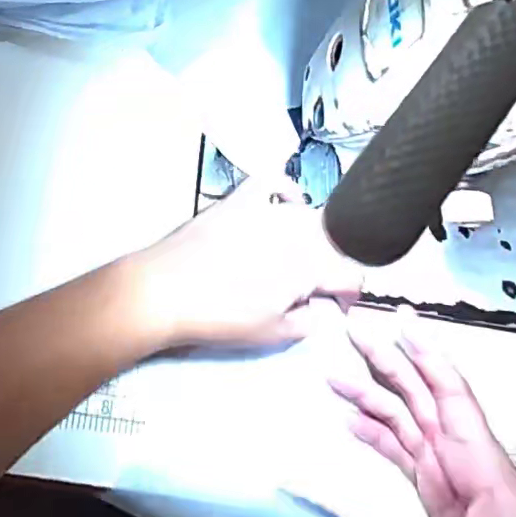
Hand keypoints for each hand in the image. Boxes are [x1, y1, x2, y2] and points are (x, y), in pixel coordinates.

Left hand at [123, 178, 361, 349]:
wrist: (164, 289)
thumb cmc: (218, 317)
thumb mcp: (272, 334)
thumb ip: (308, 321)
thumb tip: (318, 306)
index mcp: (309, 269)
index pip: (351, 276)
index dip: (348, 294)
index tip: (336, 305)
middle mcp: (295, 233)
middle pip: (332, 243)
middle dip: (328, 264)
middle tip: (307, 284)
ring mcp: (265, 211)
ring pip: (307, 215)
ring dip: (310, 235)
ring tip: (292, 253)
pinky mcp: (237, 198)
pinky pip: (270, 181)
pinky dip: (283, 188)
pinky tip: (283, 201)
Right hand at [329, 311, 515, 516]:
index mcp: (480, 461)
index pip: (452, 394)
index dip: (428, 355)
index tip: (404, 321)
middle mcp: (461, 457)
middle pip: (420, 397)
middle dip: (388, 361)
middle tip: (354, 331)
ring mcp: (447, 473)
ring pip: (404, 419)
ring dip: (371, 396)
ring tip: (335, 377)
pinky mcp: (435, 492)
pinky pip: (399, 451)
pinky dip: (374, 433)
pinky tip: (351, 421)